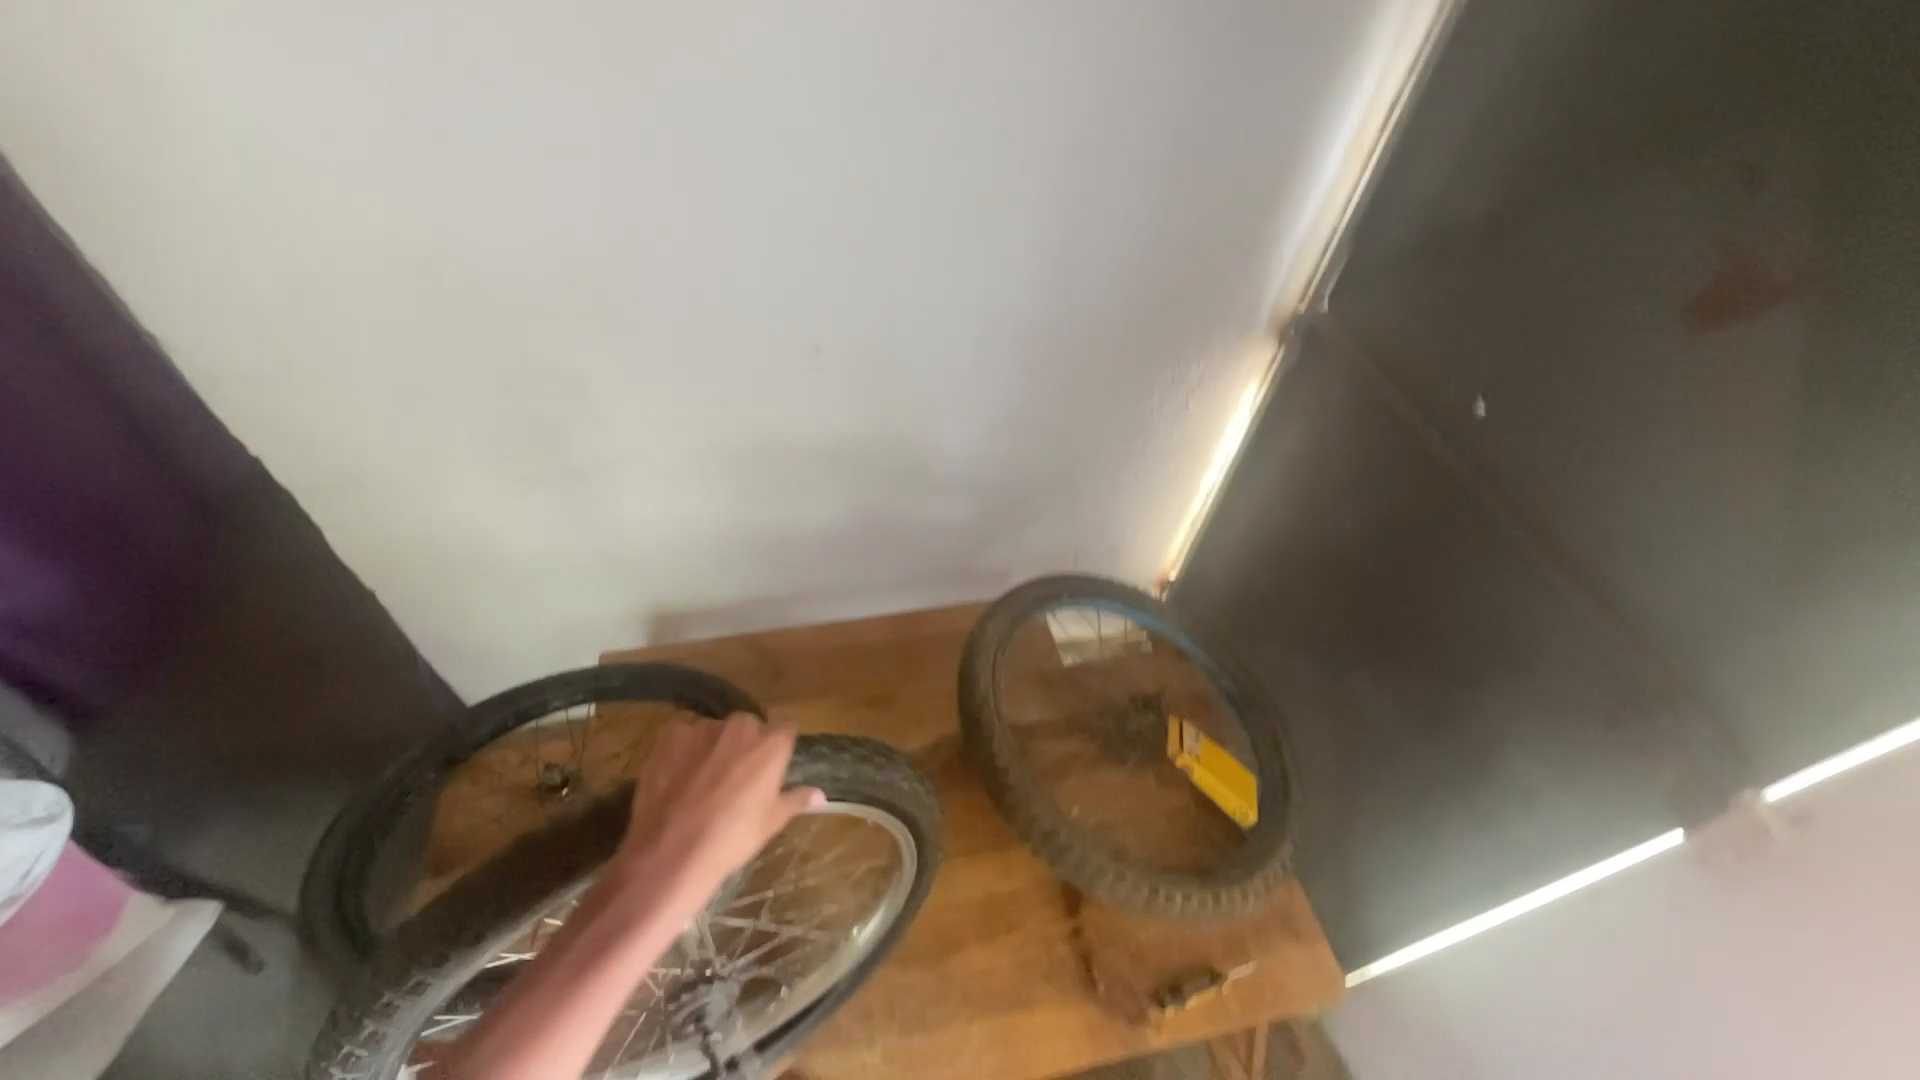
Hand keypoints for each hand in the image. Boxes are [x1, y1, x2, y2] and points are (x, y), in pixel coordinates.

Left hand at [612, 712, 823, 909]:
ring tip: (703, 777)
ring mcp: (703, 728)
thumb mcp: (771, 822)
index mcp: (771, 745)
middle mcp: (741, 727)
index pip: (786, 728)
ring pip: (715, 729)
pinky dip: (684, 748)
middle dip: (745, 742)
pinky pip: (684, 734)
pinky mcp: (671, 735)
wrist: (673, 851)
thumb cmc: (732, 839)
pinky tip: (678, 773)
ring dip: (714, 744)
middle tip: (737, 774)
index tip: (773, 764)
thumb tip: (820, 795)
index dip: (779, 745)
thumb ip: (796, 800)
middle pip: (749, 725)